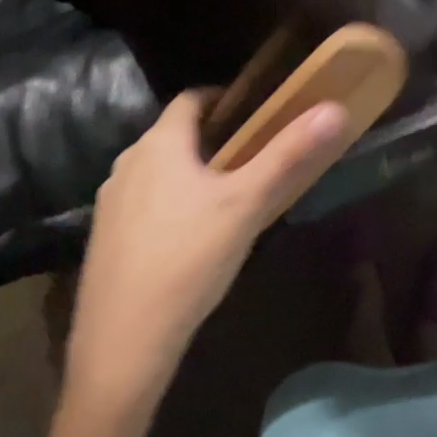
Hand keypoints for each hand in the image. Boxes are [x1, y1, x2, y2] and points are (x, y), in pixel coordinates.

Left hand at [64, 89, 357, 408]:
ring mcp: (110, 200)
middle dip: (211, 140)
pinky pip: (142, 204)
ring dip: (188, 174)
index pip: (192, 98)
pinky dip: (167, 205)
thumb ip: (288, 155)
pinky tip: (189, 240)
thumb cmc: (189, 258)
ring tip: (225, 200)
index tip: (255, 113)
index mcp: (159, 142)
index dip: (224, 99)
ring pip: (157, 171)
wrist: (123, 338)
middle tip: (251, 160)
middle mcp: (128, 161)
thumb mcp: (247, 205)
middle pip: (174, 135)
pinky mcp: (104, 236)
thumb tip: (333, 108)